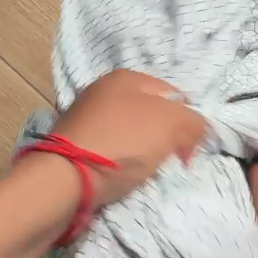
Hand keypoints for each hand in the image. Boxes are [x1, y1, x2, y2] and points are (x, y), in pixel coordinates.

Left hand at [43, 70, 205, 205]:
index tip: (187, 151)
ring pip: (131, 134)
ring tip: (144, 173)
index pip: (173, 94)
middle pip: (151, 115)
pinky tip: (121, 177)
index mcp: (126, 77)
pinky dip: (120, 163)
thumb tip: (194, 132)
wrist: (63, 180)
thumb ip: (194, 121)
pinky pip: (111, 151)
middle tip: (168, 162)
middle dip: (164, 139)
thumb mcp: (172, 125)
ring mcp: (85, 118)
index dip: (187, 121)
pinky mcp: (73, 145)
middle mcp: (102, 91)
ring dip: (142, 153)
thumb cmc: (122, 144)